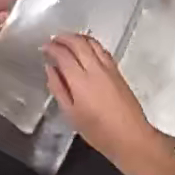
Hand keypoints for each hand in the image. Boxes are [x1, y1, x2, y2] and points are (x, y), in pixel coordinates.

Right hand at [43, 33, 159, 161]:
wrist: (130, 136)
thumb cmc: (98, 130)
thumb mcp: (71, 113)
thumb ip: (58, 88)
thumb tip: (50, 69)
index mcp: (80, 81)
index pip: (63, 54)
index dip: (52, 48)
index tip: (44, 47)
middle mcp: (95, 69)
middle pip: (79, 43)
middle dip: (64, 38)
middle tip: (54, 40)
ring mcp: (109, 69)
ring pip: (93, 43)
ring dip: (78, 38)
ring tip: (68, 40)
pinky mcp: (118, 71)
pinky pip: (102, 50)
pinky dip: (91, 44)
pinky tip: (86, 49)